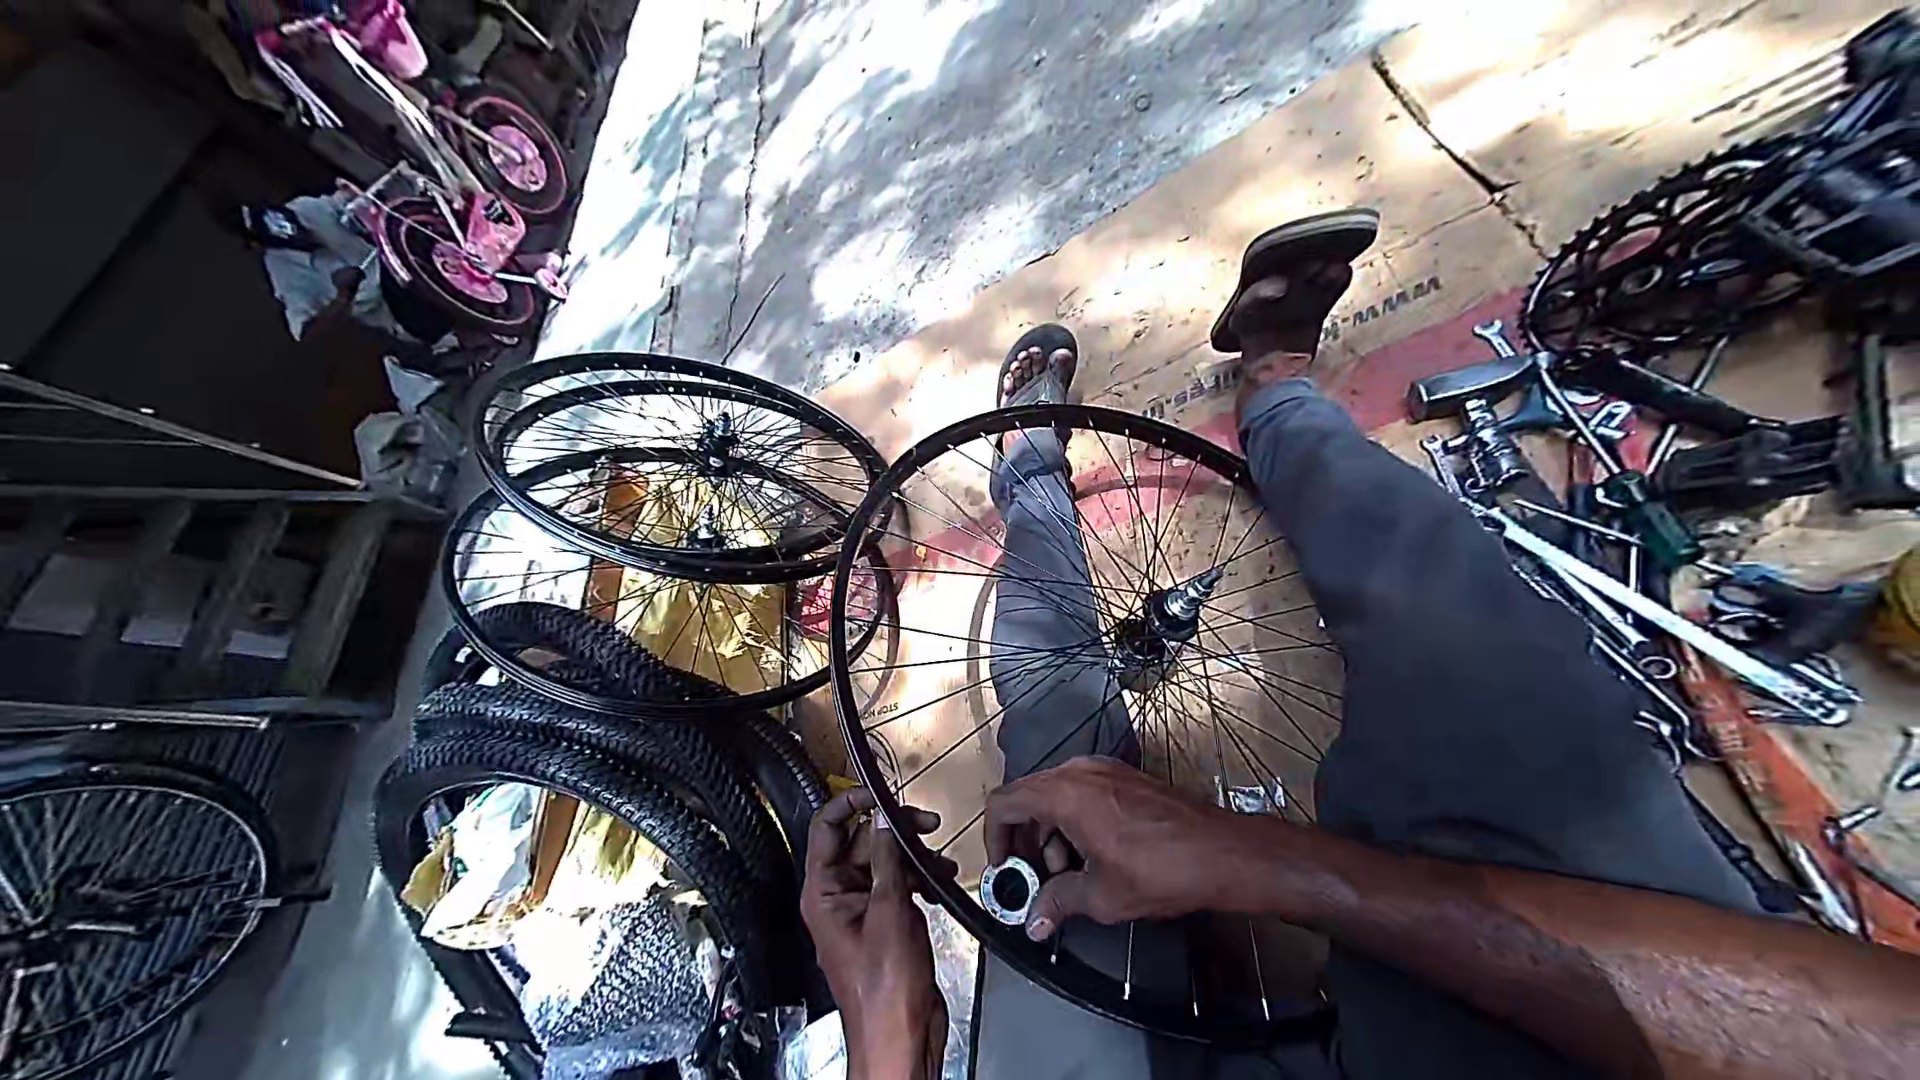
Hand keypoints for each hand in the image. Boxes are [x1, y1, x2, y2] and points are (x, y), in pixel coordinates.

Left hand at [800, 787, 947, 1079]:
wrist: (903, 1036)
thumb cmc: (886, 985)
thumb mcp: (889, 909)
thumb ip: (888, 857)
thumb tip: (886, 815)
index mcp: (824, 890)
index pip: (827, 827)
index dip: (850, 802)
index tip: (880, 792)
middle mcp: (839, 893)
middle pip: (863, 840)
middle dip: (896, 830)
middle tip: (927, 823)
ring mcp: (863, 905)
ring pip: (886, 858)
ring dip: (914, 854)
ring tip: (940, 862)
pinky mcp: (885, 917)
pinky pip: (900, 881)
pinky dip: (920, 876)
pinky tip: (941, 881)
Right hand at [985, 756, 1243, 939]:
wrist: (1221, 851)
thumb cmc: (1163, 868)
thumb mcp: (1101, 895)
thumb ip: (1058, 902)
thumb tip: (1035, 920)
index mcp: (1064, 793)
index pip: (1005, 802)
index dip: (995, 837)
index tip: (1004, 867)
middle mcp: (1078, 771)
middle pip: (1027, 798)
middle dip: (1026, 841)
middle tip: (1036, 879)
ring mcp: (1102, 769)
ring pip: (1053, 795)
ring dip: (1050, 833)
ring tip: (1069, 874)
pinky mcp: (1121, 775)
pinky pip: (1079, 791)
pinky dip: (1072, 820)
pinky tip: (1091, 855)